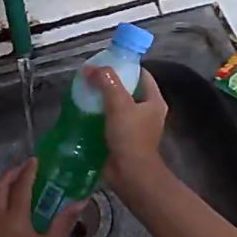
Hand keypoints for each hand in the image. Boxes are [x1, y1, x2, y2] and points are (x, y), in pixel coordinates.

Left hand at [0, 159, 79, 236]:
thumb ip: (63, 222)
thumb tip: (79, 200)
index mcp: (13, 223)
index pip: (19, 188)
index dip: (28, 171)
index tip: (37, 160)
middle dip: (10, 175)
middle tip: (27, 167)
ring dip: (1, 186)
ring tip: (18, 182)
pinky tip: (14, 206)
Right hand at [85, 66, 167, 184]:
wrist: (130, 174)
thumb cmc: (130, 137)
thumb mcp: (119, 105)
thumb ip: (107, 82)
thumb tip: (91, 68)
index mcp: (154, 101)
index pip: (142, 75)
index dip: (126, 66)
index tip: (106, 62)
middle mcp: (147, 112)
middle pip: (128, 90)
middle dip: (110, 83)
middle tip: (91, 77)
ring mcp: (135, 127)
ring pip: (117, 106)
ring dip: (102, 100)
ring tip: (84, 92)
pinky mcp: (122, 139)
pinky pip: (109, 121)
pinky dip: (98, 116)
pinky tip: (83, 112)